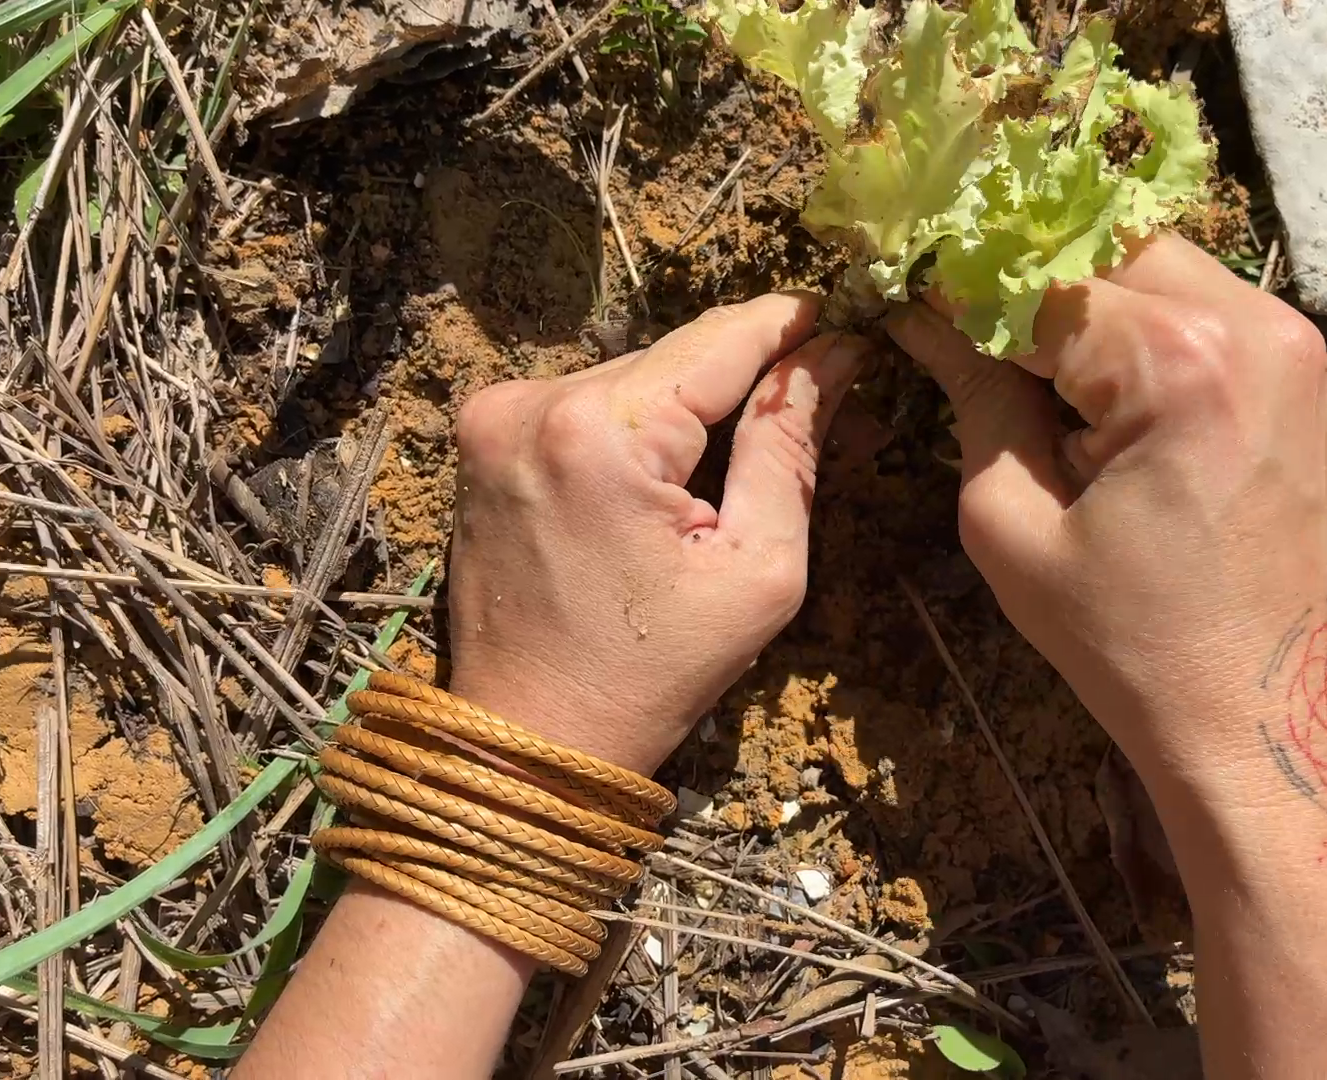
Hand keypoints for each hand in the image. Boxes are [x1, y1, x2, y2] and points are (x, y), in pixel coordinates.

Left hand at [447, 294, 866, 774]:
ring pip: (636, 376)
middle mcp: (532, 401)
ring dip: (694, 401)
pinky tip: (671, 470)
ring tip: (743, 449)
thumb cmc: (657, 670)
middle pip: (676, 356)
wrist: (532, 734)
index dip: (789, 324)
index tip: (842, 319)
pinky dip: (643, 422)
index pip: (721, 339)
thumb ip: (791, 447)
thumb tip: (830, 358)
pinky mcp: (485, 438)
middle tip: (812, 396)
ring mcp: (496, 416)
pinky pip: (591, 402)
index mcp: (601, 433)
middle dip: (747, 372)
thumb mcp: (757, 567)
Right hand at [887, 233, 1326, 784]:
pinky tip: (1104, 398)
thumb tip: (928, 323)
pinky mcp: (1309, 380)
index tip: (914, 306)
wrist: (1249, 714)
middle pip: (1112, 253)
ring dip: (1088, 311)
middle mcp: (1260, 327)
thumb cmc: (1117, 636)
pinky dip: (1142, 335)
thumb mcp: (1009, 524)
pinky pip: (1208, 316)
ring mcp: (1300, 349)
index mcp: (1181, 364)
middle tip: (977, 348)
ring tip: (1039, 381)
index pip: (1043, 287)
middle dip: (1033, 291)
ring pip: (1162, 274)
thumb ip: (974, 400)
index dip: (966, 297)